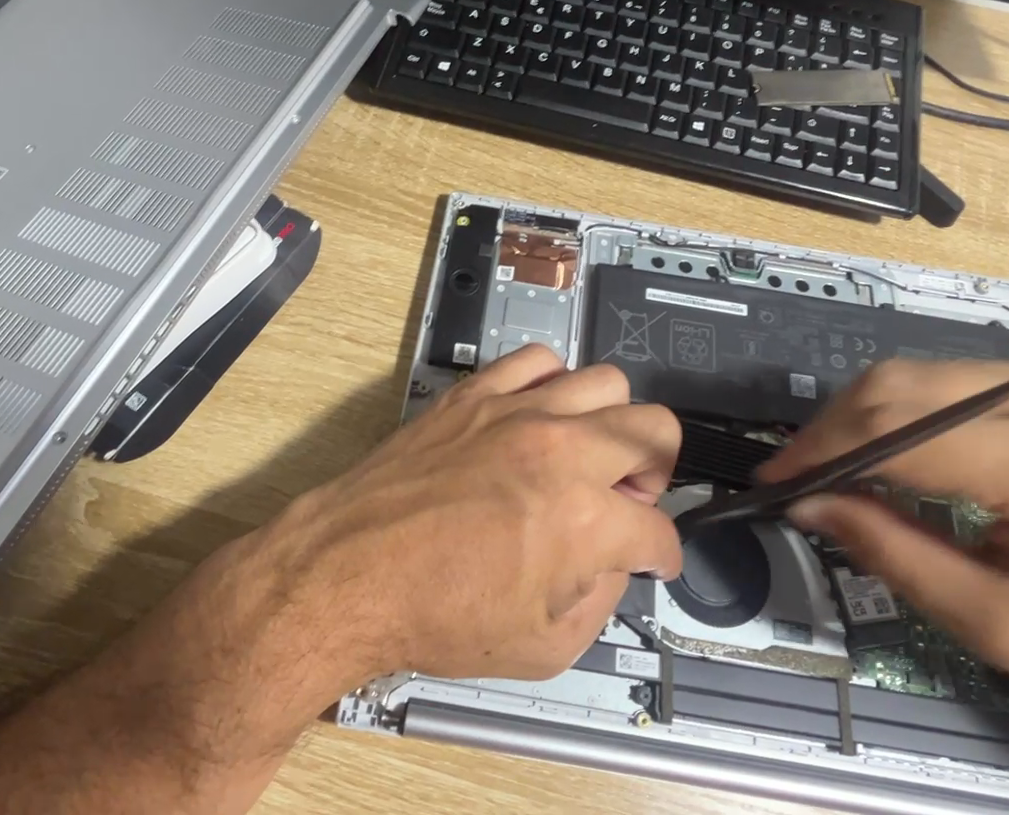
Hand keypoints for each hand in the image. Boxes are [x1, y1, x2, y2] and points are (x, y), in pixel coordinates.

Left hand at [267, 345, 683, 682]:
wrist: (347, 574)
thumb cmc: (434, 615)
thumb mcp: (541, 648)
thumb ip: (599, 603)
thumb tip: (610, 564)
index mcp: (583, 520)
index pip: (658, 532)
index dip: (661, 556)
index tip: (649, 560)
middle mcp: (560, 451)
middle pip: (657, 432)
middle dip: (657, 474)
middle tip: (628, 500)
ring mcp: (517, 412)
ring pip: (608, 383)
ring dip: (612, 423)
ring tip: (588, 455)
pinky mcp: (476, 393)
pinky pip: (537, 360)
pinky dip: (552, 385)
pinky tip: (539, 418)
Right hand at [758, 359, 1008, 718]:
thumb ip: (900, 557)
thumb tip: (816, 509)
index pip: (896, 433)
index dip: (821, 454)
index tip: (776, 481)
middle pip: (901, 384)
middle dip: (833, 425)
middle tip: (799, 472)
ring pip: (928, 375)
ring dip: (870, 414)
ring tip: (840, 465)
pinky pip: (968, 383)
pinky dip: (917, 411)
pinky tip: (904, 451)